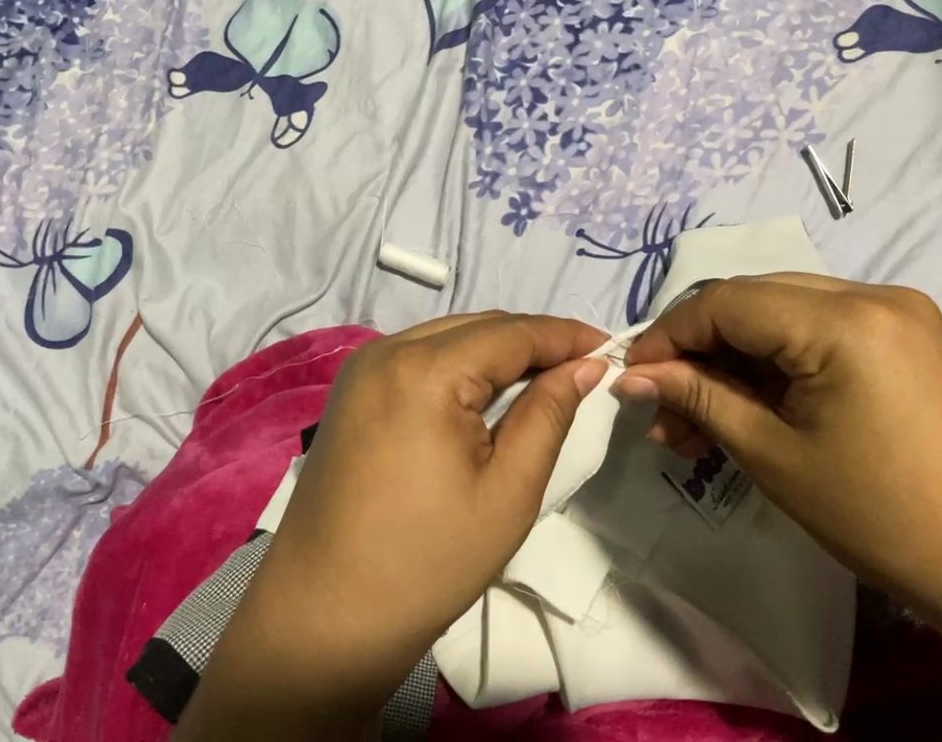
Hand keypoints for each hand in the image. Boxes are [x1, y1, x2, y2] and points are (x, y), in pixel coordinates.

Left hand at [179, 312, 607, 739]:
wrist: (326, 613)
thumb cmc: (428, 562)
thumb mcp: (508, 491)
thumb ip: (548, 415)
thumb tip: (584, 366)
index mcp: (425, 370)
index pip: (512, 332)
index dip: (566, 336)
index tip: (614, 348)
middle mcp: (387, 351)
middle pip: (478, 327)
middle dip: (533, 342)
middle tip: (584, 369)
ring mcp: (361, 368)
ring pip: (447, 337)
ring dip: (497, 352)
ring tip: (544, 380)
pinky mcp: (350, 391)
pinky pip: (418, 357)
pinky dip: (459, 365)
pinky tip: (486, 392)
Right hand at [619, 276, 941, 741]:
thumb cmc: (880, 513)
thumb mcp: (771, 453)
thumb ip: (697, 397)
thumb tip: (631, 375)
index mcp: (843, 318)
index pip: (726, 301)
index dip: (669, 335)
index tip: (631, 377)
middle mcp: (872, 294)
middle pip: (753, 300)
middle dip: (699, 349)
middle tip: (663, 407)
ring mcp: (896, 313)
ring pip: (783, 314)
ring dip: (734, 359)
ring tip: (697, 422)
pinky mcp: (907, 338)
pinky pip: (819, 331)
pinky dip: (775, 363)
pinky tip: (748, 406)